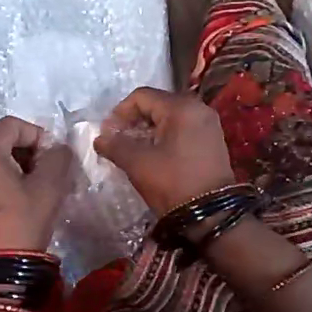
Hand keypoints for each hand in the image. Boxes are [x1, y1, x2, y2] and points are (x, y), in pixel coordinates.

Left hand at [0, 116, 75, 256]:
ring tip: (32, 190)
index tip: (54, 160)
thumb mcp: (48, 188)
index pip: (13, 125)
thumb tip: (57, 150)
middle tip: (46, 175)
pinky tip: (13, 201)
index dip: (39, 136)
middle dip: (25, 151)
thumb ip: (57, 159)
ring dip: (12, 166)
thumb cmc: (19, 223)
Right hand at [93, 87, 237, 213]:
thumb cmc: (173, 182)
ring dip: (147, 130)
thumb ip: (115, 145)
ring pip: (169, 118)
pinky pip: (182, 130)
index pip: (142, 97)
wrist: (211, 214)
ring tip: (132, 150)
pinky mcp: (211, 141)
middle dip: (133, 121)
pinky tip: (152, 155)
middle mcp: (198, 109)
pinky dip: (163, 138)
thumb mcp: (138, 163)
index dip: (119, 112)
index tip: (108, 134)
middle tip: (117, 141)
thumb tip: (100, 138)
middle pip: (157, 105)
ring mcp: (208, 125)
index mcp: (181, 108)